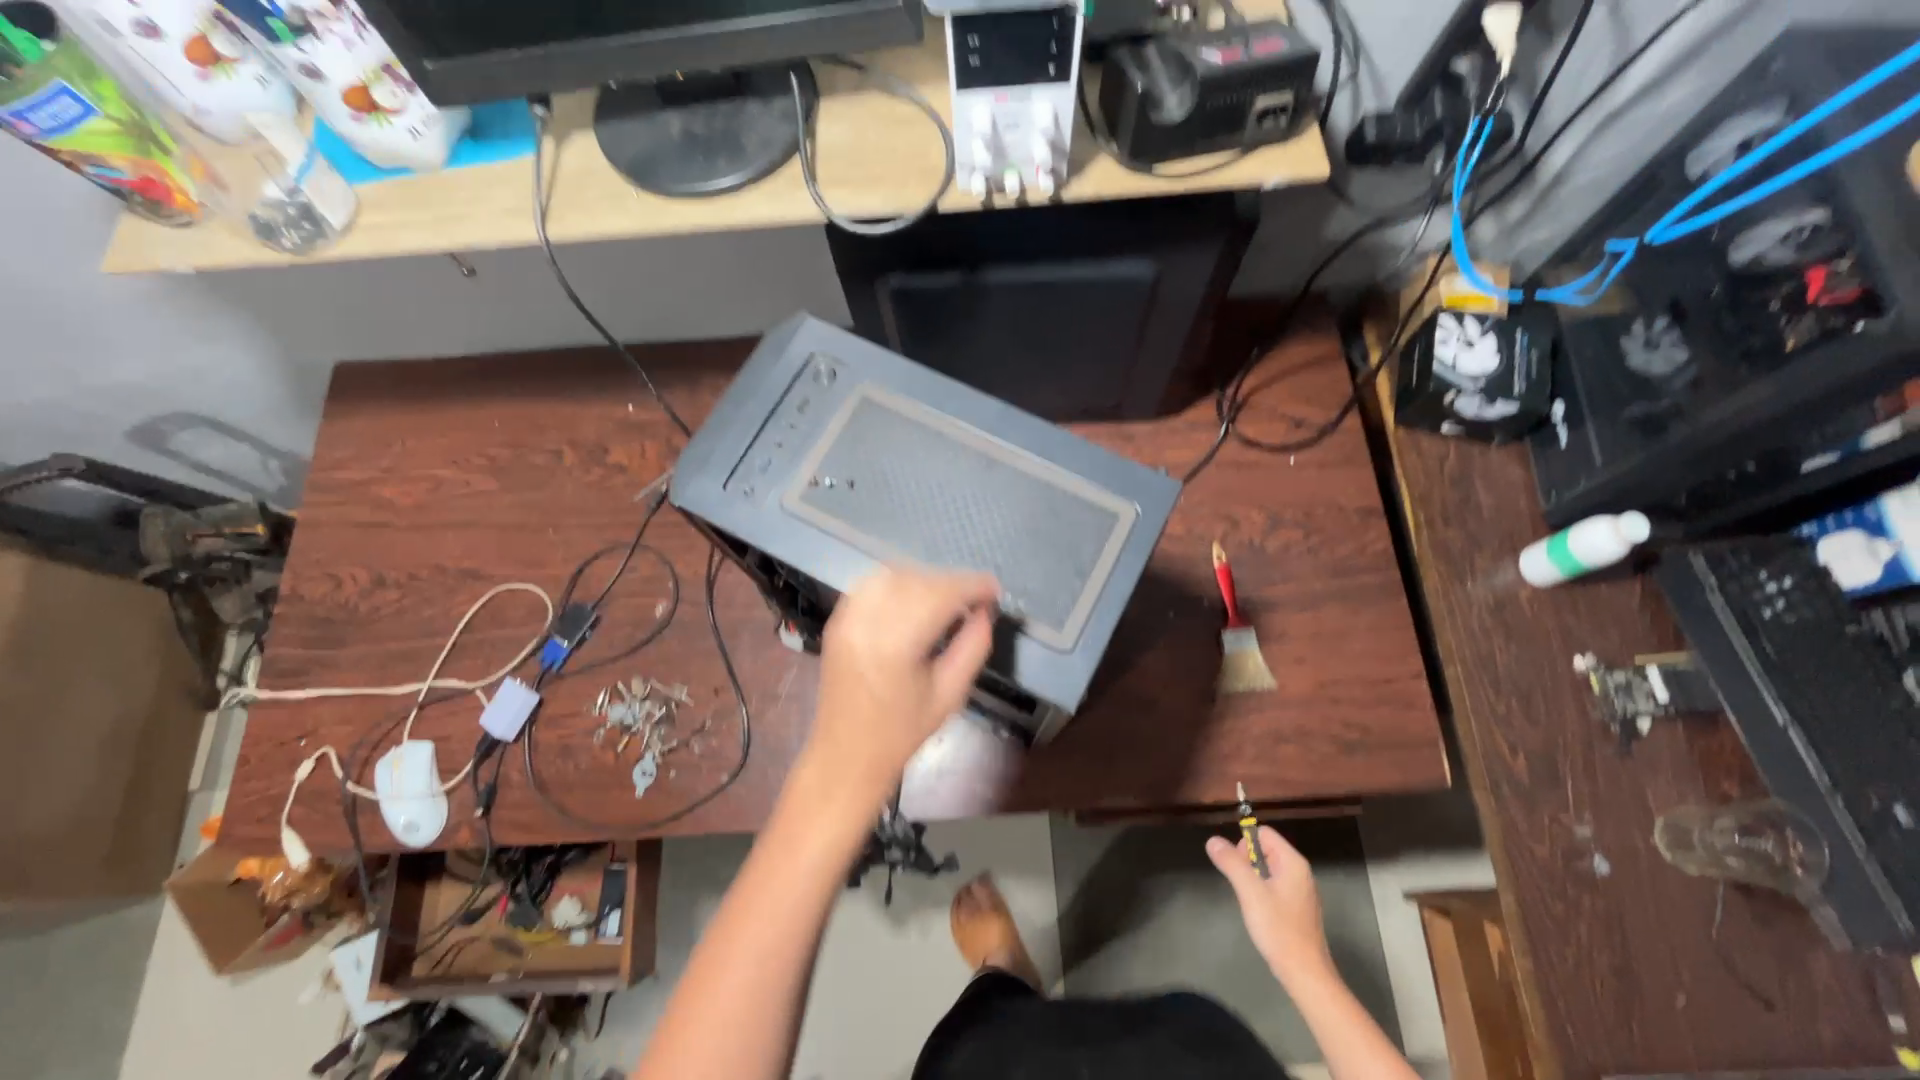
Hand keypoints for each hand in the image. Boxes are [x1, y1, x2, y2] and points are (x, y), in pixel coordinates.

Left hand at [803, 566, 999, 807]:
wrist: (847, 753)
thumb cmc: (902, 731)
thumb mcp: (950, 694)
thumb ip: (973, 647)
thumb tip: (985, 612)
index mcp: (895, 645)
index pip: (939, 595)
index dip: (971, 586)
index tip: (994, 589)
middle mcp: (866, 622)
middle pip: (917, 580)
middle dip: (951, 582)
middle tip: (975, 599)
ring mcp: (847, 618)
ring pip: (893, 575)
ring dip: (925, 579)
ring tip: (947, 598)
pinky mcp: (837, 620)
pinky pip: (871, 585)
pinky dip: (898, 582)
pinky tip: (915, 598)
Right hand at [1207, 825, 1335, 987]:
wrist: (1304, 972)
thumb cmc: (1278, 929)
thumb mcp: (1250, 893)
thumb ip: (1231, 863)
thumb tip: (1213, 841)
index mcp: (1293, 862)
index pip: (1264, 834)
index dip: (1245, 845)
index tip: (1238, 870)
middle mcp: (1300, 872)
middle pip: (1265, 850)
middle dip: (1247, 864)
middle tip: (1244, 889)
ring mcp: (1301, 891)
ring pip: (1268, 870)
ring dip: (1253, 880)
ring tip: (1251, 903)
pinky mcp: (1298, 908)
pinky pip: (1274, 887)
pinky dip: (1262, 894)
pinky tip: (1260, 914)